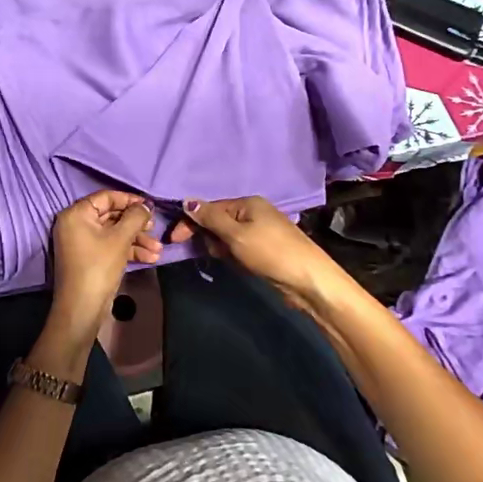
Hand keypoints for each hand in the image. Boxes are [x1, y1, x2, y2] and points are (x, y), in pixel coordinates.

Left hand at [49, 190, 160, 335]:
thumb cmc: (99, 266)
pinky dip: (128, 250)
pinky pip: (110, 247)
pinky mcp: (89, 258)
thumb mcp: (120, 238)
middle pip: (111, 216)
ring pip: (114, 234)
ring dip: (137, 240)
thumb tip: (145, 206)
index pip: (106, 197)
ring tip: (159, 250)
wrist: (83, 307)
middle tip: (155, 228)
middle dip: (136, 224)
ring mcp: (82, 242)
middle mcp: (76, 224)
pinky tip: (151, 258)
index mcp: (76, 214)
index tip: (150, 206)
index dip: (129, 200)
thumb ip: (135, 217)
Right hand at [167, 196, 349, 311]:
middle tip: (208, 253)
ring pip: (226, 236)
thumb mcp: (236, 234)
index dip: (190, 221)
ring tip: (228, 260)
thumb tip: (187, 201)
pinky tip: (236, 264)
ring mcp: (260, 231)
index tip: (174, 239)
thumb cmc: (270, 253)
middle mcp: (253, 212)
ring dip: (220, 248)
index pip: (210, 207)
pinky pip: (238, 247)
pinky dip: (232, 255)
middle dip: (207, 236)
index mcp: (247, 203)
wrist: (308, 280)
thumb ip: (210, 218)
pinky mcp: (264, 249)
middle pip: (217, 220)